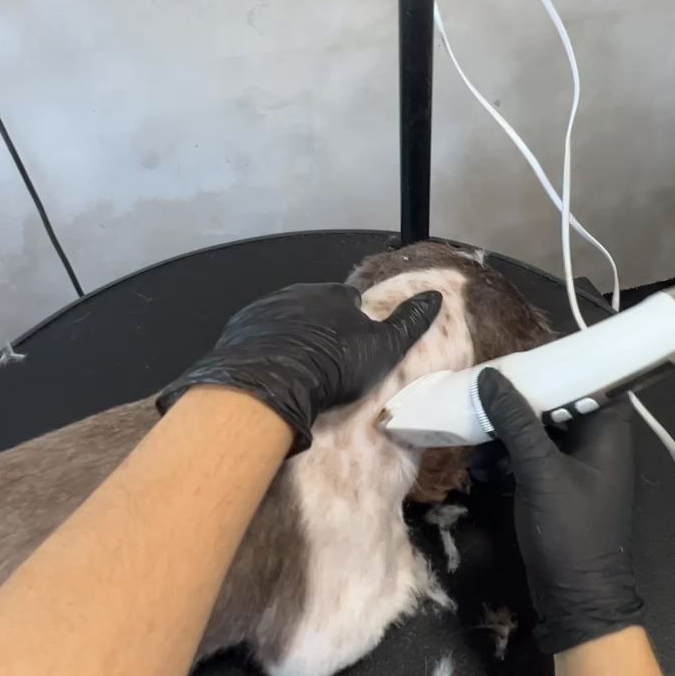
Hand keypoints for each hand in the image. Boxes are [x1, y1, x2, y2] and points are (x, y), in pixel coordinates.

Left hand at [158, 283, 442, 452]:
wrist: (271, 383)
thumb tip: (435, 296)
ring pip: (285, 319)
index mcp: (334, 295)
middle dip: (321, 326)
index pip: (349, 300)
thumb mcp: (383, 348)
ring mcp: (265, 308)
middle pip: (315, 306)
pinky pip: (257, 334)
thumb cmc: (335, 365)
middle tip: (325, 361)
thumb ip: (408, 323)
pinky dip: (265, 346)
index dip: (354, 321)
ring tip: (297, 370)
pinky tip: (270, 371)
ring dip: (292, 336)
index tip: (354, 346)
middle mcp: (299, 292)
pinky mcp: (239, 327)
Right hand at [478, 368, 643, 653]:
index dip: (558, 360)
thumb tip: (490, 376)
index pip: (591, 376)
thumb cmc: (570, 531)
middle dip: (520, 394)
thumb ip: (516, 421)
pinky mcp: (557, 484)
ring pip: (540, 427)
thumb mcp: (540, 471)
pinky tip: (479, 461)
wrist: (577, 601)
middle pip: (558, 400)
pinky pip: (531, 455)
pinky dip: (507, 454)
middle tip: (484, 384)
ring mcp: (577, 464)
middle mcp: (597, 441)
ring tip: (473, 423)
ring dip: (508, 427)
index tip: (520, 352)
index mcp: (609, 431)